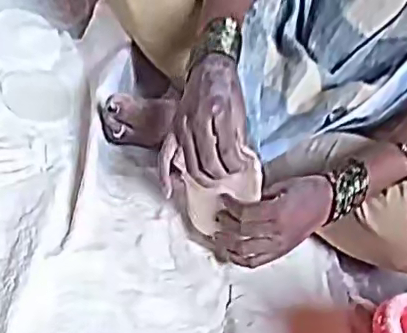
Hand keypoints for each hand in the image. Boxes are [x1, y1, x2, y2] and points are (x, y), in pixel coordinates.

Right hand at [169, 54, 250, 186]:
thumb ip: (238, 138)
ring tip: (213, 181)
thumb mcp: (239, 110)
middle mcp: (197, 120)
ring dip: (203, 179)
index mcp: (218, 111)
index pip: (227, 151)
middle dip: (220, 175)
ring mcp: (182, 127)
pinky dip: (166, 177)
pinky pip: (165, 157)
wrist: (209, 67)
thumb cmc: (226, 88)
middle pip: (208, 162)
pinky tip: (170, 191)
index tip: (241, 169)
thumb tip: (238, 164)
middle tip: (228, 178)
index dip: (236, 165)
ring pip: (191, 165)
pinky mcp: (173, 131)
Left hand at [215, 174, 330, 267]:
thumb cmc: (307, 190)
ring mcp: (277, 246)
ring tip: (218, 237)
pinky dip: (239, 259)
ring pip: (244, 251)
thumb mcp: (283, 185)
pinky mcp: (278, 254)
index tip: (223, 200)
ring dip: (227, 245)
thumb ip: (260, 196)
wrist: (327, 204)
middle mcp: (276, 233)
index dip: (230, 207)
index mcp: (278, 212)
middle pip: (241, 233)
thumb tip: (239, 203)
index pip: (245, 214)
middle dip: (225, 226)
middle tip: (216, 219)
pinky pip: (253, 262)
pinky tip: (230, 253)